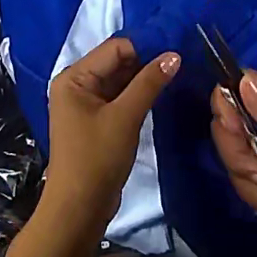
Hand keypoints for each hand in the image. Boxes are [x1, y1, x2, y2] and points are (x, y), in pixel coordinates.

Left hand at [41, 38, 179, 235]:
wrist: (79, 207)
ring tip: (178, 76)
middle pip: (116, 62)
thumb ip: (149, 83)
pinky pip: (120, 98)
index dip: (145, 48)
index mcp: (74, 77)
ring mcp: (86, 103)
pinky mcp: (97, 120)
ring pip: (120, 80)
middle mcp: (77, 84)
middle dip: (146, 62)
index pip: (115, 49)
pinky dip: (138, 95)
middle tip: (183, 63)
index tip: (177, 52)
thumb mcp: (124, 117)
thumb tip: (174, 55)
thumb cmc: (97, 158)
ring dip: (144, 79)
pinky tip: (161, 94)